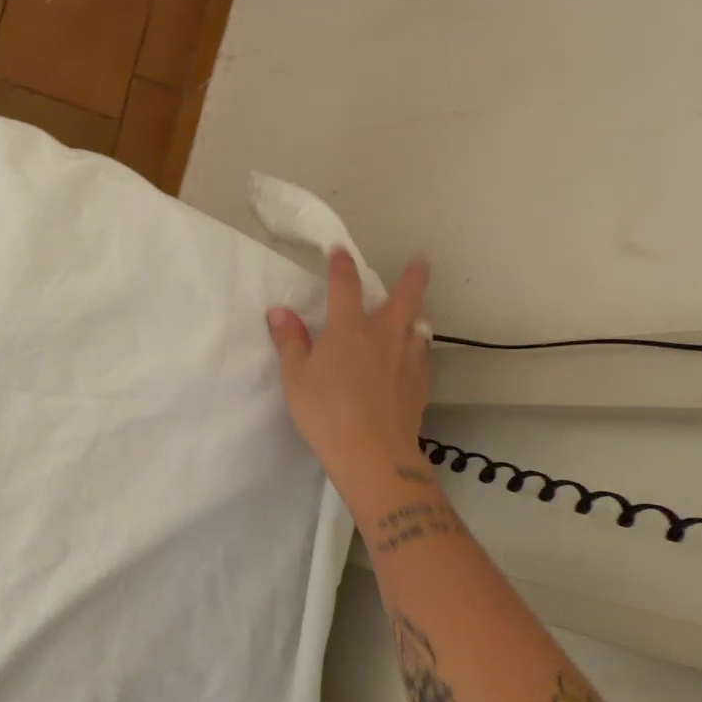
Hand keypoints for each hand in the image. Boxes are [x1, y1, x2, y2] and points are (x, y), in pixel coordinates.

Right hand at [265, 250, 432, 491]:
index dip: (342, 267)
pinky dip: (416, 344)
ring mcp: (407, 358)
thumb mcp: (295, 376)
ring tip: (416, 309)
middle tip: (421, 260)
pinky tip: (412, 352)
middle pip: (404, 297)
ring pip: (418, 325)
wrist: (371, 450)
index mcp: (349, 330)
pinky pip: (421, 353)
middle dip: (412, 276)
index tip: (341, 250)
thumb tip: (280, 312)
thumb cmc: (324, 410)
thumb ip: (290, 341)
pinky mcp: (420, 382)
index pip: (345, 288)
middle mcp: (384, 335)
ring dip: (417, 312)